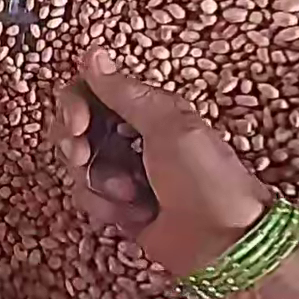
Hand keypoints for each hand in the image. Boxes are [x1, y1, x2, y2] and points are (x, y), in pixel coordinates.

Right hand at [52, 48, 271, 276]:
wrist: (224, 245)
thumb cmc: (203, 178)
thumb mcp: (167, 126)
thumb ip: (124, 92)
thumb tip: (92, 52)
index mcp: (144, 109)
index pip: (89, 91)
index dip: (74, 105)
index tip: (78, 124)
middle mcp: (128, 135)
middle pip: (74, 127)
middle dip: (75, 144)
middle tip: (83, 158)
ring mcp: (121, 171)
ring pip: (77, 164)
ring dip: (97, 180)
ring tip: (131, 195)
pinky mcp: (116, 204)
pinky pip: (87, 196)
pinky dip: (103, 206)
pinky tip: (132, 214)